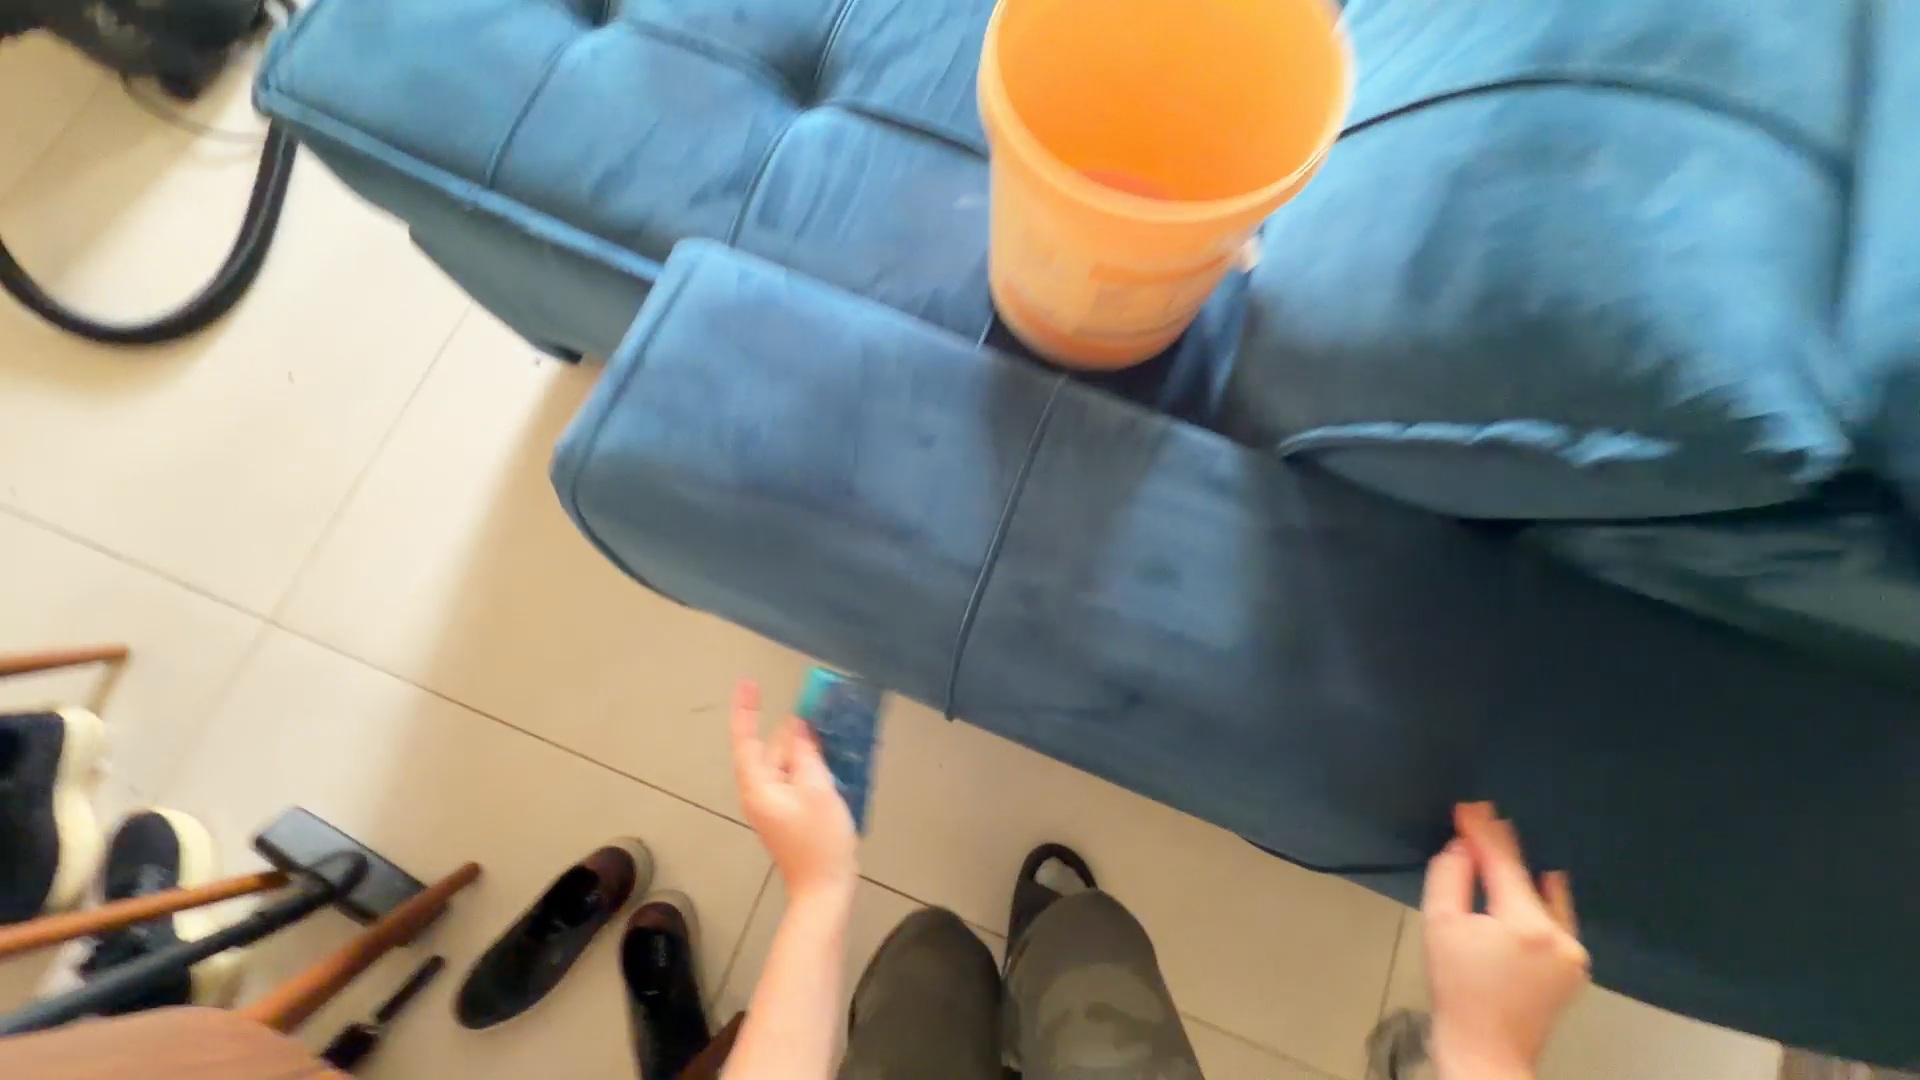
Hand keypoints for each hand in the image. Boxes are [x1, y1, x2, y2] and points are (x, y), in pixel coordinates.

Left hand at [731, 679, 857, 904]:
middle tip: (823, 710)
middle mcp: (761, 792)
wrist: (824, 889)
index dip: (746, 710)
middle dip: (795, 730)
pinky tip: (834, 759)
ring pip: (789, 762)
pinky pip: (797, 777)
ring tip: (835, 732)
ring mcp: (775, 803)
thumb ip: (806, 753)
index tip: (748, 682)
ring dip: (808, 748)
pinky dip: (812, 765)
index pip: (747, 739)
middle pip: (773, 748)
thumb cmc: (819, 840)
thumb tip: (798, 728)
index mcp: (760, 786)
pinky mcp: (790, 812)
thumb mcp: (817, 789)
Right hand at [1423, 802, 1589, 1079]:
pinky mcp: (1575, 967)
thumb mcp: (1439, 923)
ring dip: (1522, 871)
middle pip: (1526, 878)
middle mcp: (1560, 935)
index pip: (1502, 863)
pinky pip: (1559, 918)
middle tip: (1481, 813)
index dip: (1482, 832)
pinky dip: (1546, 897)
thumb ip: (1450, 877)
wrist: (1486, 1046)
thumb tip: (1463, 846)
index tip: (1468, 805)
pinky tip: (1543, 880)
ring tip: (1504, 840)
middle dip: (1500, 845)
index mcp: (1525, 923)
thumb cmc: (1454, 983)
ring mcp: (1574, 953)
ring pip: (1545, 897)